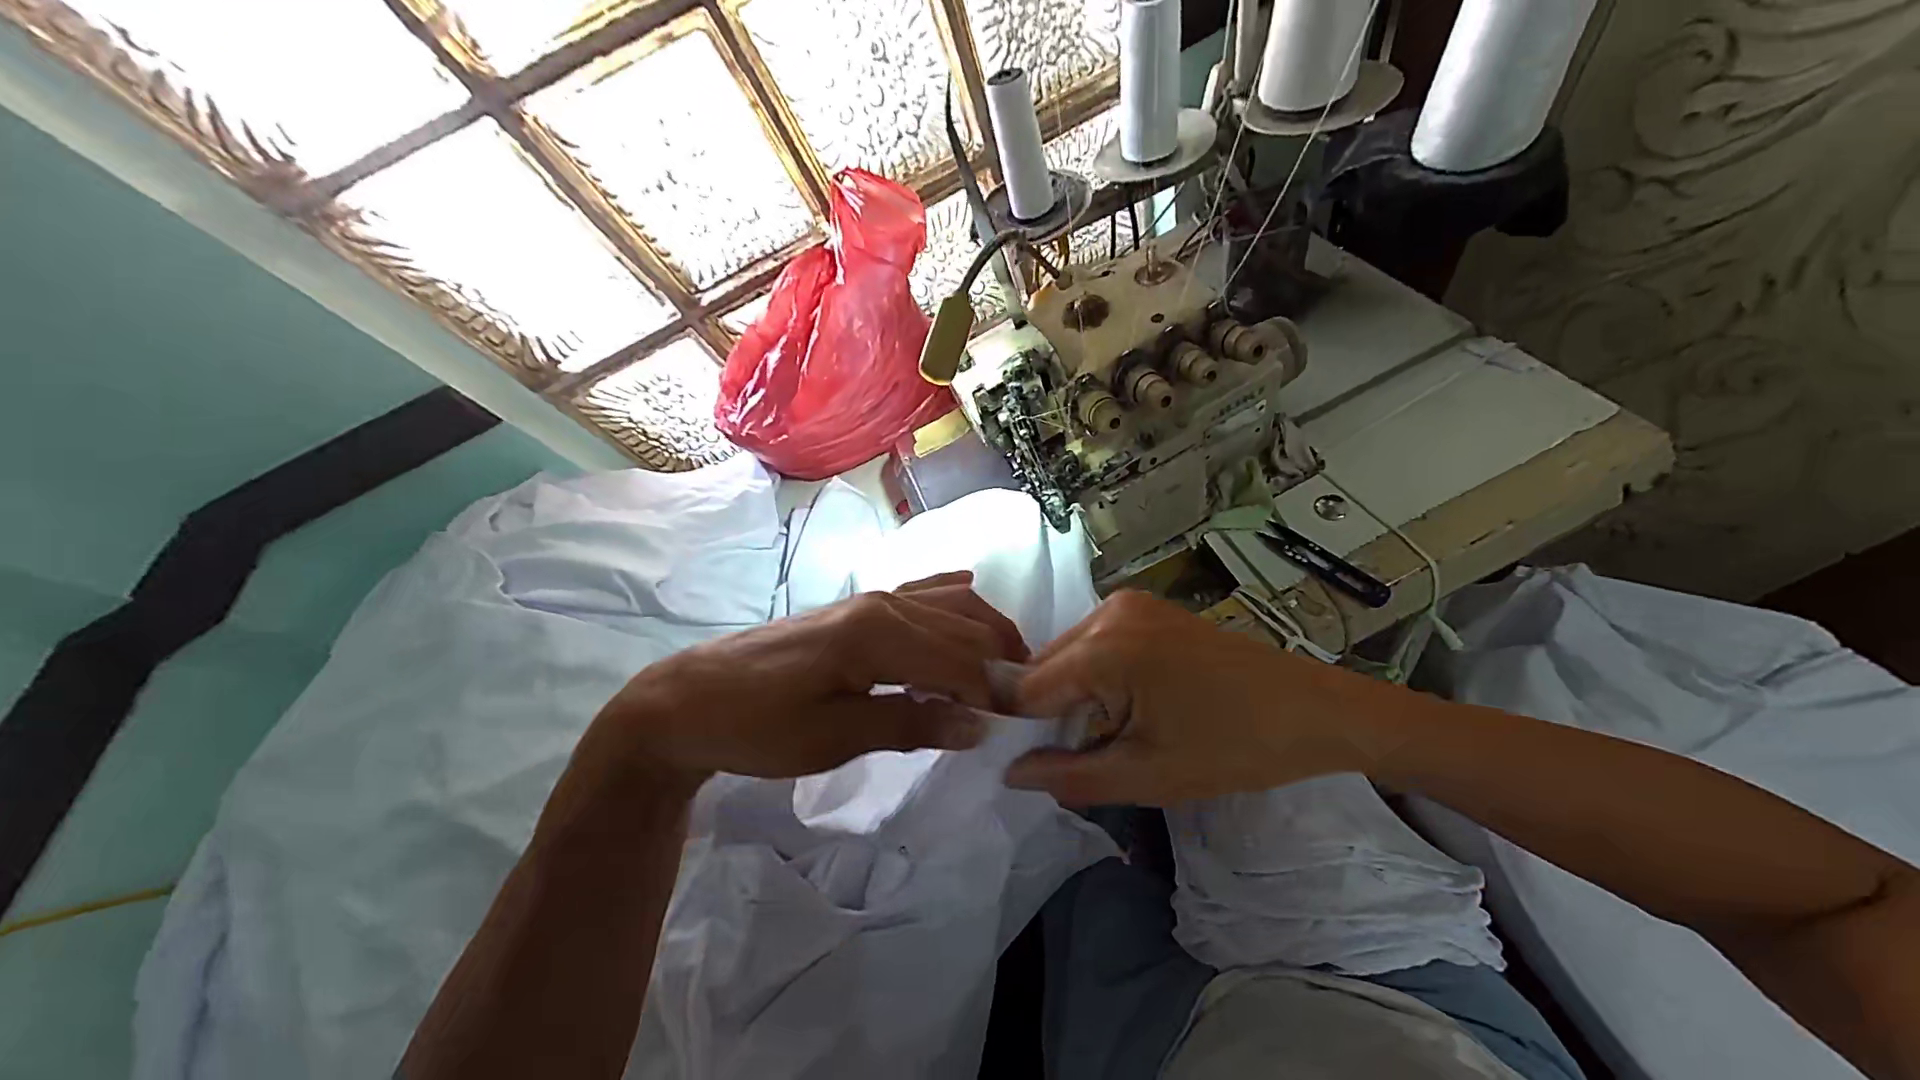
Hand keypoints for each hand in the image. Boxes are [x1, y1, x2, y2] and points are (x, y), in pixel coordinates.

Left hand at [591, 572, 1026, 790]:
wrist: (689, 701)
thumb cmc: (758, 727)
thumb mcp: (834, 737)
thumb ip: (911, 723)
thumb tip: (979, 725)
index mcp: (880, 633)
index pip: (962, 662)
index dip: (995, 695)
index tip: (1017, 729)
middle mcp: (882, 604)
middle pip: (963, 628)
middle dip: (999, 662)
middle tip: (1023, 704)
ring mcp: (867, 600)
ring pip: (946, 605)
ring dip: (982, 633)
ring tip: (1009, 667)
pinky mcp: (853, 609)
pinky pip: (916, 594)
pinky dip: (949, 600)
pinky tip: (968, 593)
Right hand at [1004, 591, 1411, 804]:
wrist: (1316, 711)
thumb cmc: (1235, 748)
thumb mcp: (1147, 775)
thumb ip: (1069, 776)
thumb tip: (1011, 774)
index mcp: (1104, 648)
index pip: (1026, 689)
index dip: (1019, 730)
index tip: (1025, 764)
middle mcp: (1108, 612)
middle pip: (1043, 667)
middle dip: (1048, 713)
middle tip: (1075, 756)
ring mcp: (1128, 604)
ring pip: (1067, 655)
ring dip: (1071, 696)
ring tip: (1105, 735)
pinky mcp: (1146, 608)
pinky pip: (1094, 644)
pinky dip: (1094, 677)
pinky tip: (1123, 707)